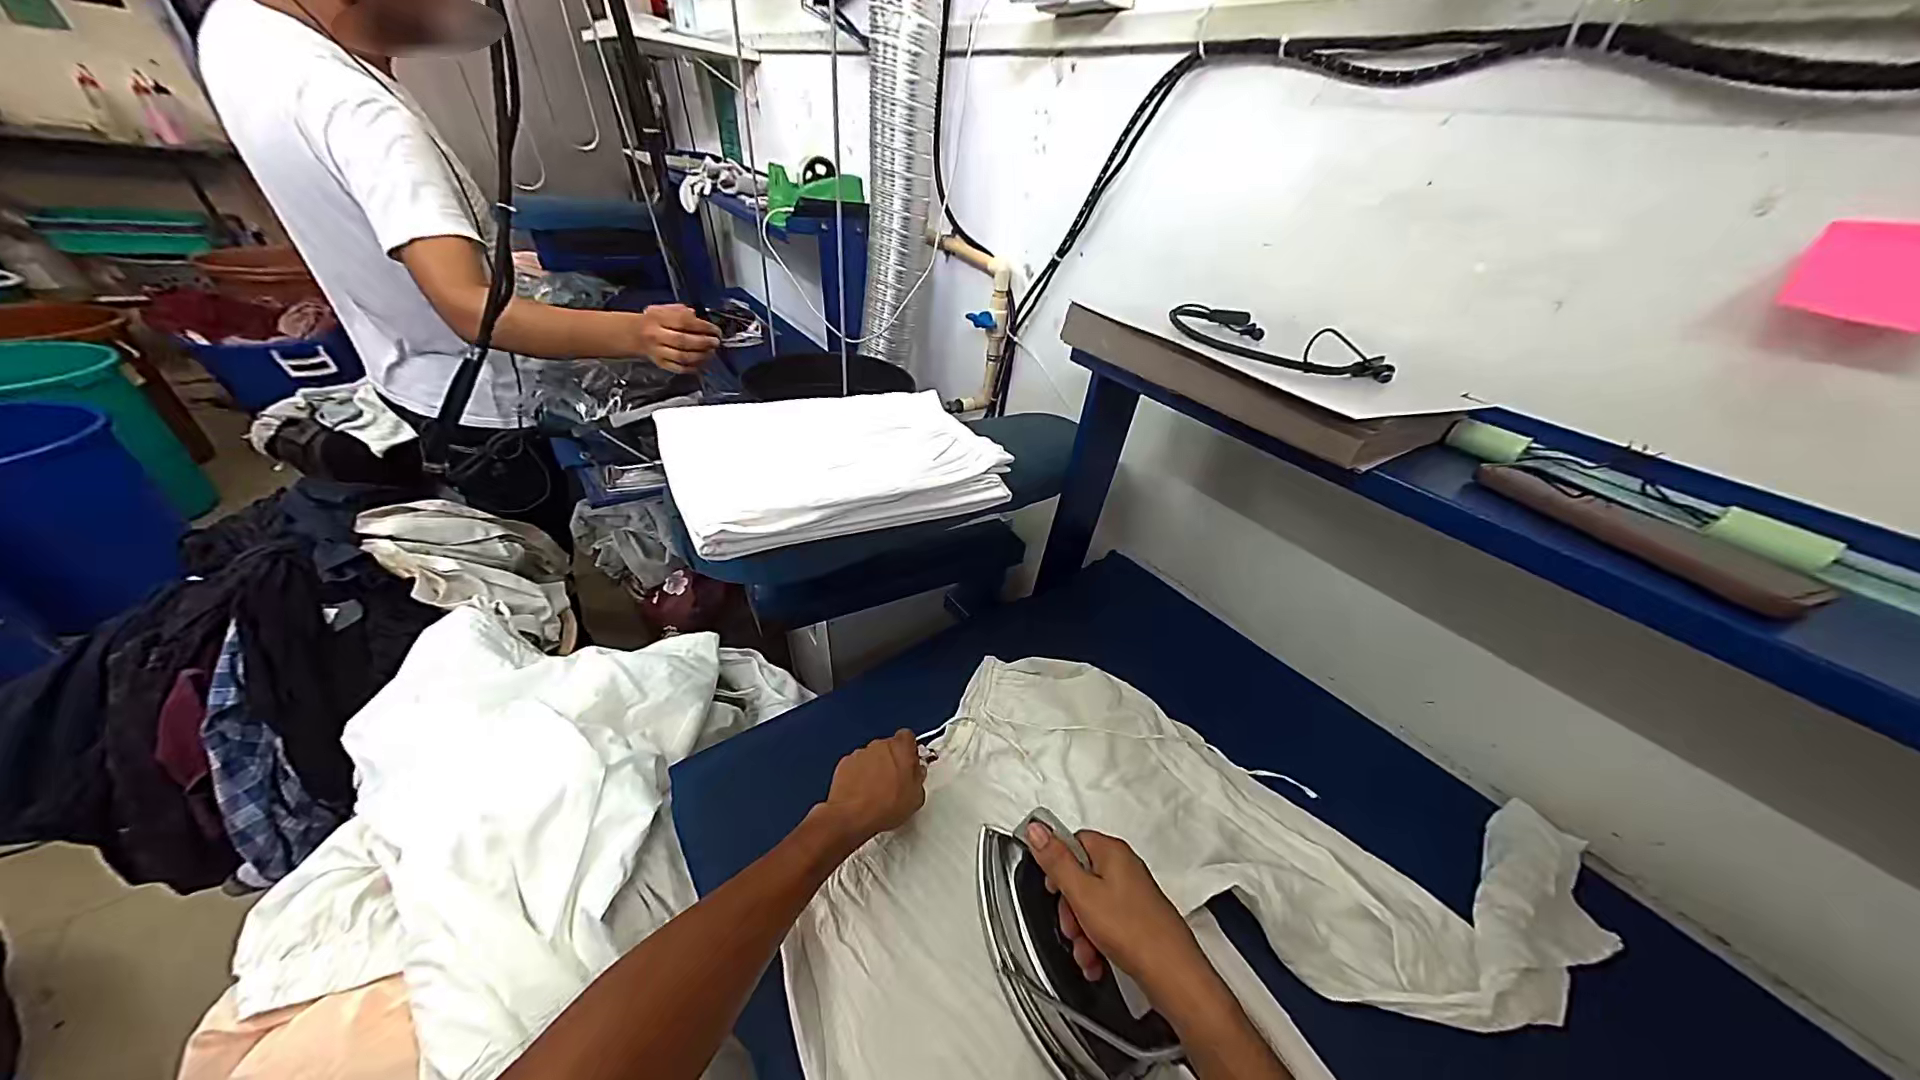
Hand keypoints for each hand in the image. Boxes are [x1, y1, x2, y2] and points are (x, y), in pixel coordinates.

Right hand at [626, 304, 720, 372]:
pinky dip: (693, 367)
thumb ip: (680, 311)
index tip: (716, 330)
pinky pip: (679, 368)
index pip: (684, 322)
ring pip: (682, 357)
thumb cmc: (654, 321)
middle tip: (716, 342)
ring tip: (711, 352)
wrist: (634, 335)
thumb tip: (696, 316)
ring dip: (701, 356)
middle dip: (704, 342)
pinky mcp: (660, 364)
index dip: (703, 326)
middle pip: (684, 340)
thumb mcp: (663, 309)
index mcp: (658, 318)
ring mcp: (658, 351)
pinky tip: (702, 364)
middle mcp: (656, 335)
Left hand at [820, 730, 926, 845]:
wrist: (852, 815)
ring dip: (875, 768)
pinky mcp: (845, 763)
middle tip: (895, 781)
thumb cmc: (884, 805)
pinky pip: (856, 765)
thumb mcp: (915, 797)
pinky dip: (859, 775)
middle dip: (892, 760)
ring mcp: (861, 753)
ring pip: (872, 756)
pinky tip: (862, 793)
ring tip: (877, 791)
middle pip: (889, 746)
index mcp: (901, 748)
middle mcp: (880, 745)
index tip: (910, 763)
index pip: (908, 736)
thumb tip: (916, 775)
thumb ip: (918, 778)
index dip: (909, 750)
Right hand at [1024, 825, 1202, 985]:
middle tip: (1072, 924)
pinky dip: (1096, 940)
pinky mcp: (1136, 917)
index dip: (1057, 865)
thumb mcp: (1081, 893)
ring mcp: (1132, 893)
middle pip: (1080, 876)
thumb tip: (1037, 829)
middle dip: (1069, 907)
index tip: (1052, 886)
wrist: (1172, 975)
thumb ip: (1056, 860)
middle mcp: (1123, 867)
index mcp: (1111, 852)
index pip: (1072, 841)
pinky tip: (1096, 959)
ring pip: (1091, 904)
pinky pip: (1105, 921)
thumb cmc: (1136, 932)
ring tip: (1086, 950)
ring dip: (1082, 930)